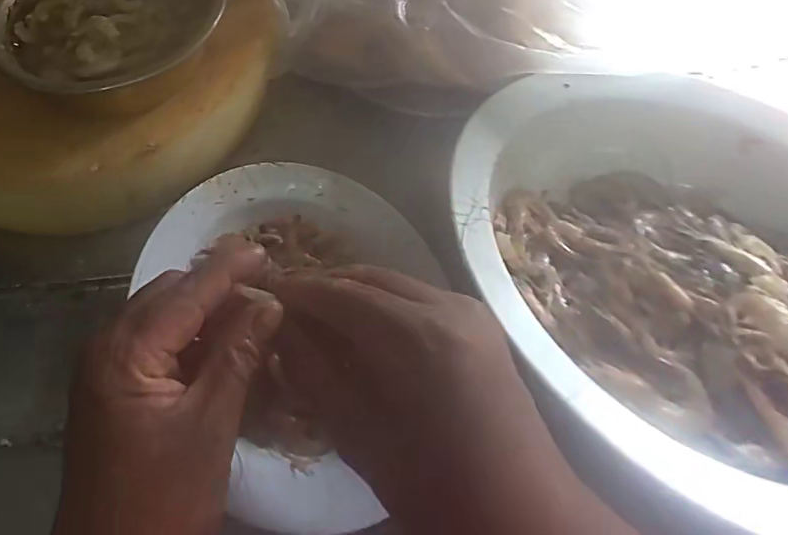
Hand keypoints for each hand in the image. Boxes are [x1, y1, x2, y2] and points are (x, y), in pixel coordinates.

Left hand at [53, 238, 283, 534]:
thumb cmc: (161, 501)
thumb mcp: (208, 430)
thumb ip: (236, 358)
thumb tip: (267, 303)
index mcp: (124, 348)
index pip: (185, 294)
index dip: (226, 270)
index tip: (261, 249)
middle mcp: (105, 341)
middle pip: (168, 295)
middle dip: (214, 287)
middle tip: (263, 287)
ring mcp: (102, 362)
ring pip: (159, 315)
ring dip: (201, 311)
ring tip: (247, 311)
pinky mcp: (107, 383)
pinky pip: (149, 341)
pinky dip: (183, 337)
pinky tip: (216, 344)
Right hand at [269, 266, 637, 534]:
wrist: (526, 518)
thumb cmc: (434, 488)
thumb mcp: (357, 433)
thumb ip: (310, 369)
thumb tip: (275, 324)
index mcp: (415, 335)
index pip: (336, 292)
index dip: (294, 292)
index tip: (262, 295)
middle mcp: (444, 305)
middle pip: (362, 277)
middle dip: (320, 288)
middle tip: (285, 307)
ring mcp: (465, 307)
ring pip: (387, 281)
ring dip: (348, 292)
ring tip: (317, 317)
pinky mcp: (476, 318)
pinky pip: (411, 294)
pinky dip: (378, 302)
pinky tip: (360, 328)